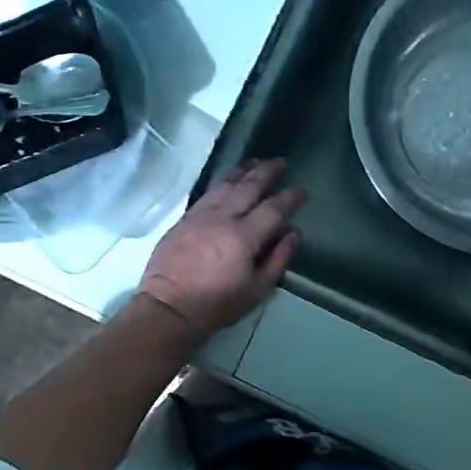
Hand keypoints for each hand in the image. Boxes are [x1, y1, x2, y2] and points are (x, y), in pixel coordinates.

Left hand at [138, 159, 305, 335]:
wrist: (168, 307)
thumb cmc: (216, 304)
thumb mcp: (256, 291)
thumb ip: (277, 260)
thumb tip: (292, 234)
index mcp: (244, 236)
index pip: (274, 208)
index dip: (291, 197)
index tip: (302, 191)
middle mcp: (223, 218)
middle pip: (249, 186)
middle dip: (267, 172)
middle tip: (281, 162)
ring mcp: (201, 215)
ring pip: (226, 184)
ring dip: (244, 170)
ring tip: (256, 162)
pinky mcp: (185, 218)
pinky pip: (209, 192)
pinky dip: (223, 182)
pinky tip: (228, 180)